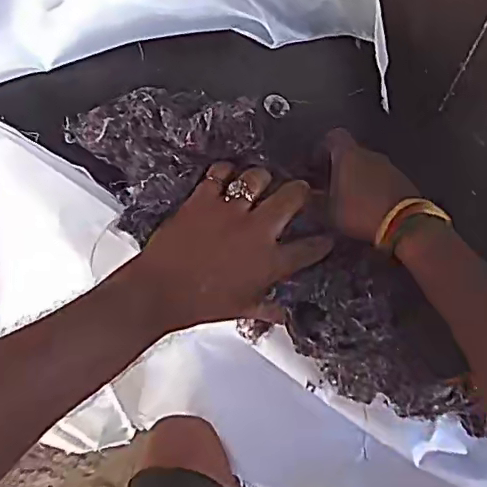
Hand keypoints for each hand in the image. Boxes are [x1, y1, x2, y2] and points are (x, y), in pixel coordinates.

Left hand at [115, 163, 334, 332]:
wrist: (160, 291)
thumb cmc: (200, 305)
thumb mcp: (240, 309)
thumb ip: (265, 309)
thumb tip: (280, 315)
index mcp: (270, 262)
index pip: (309, 248)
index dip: (322, 241)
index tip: (326, 237)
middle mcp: (257, 231)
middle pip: (294, 197)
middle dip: (301, 191)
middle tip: (299, 193)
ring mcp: (230, 211)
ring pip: (259, 178)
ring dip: (263, 178)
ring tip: (261, 183)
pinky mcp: (203, 200)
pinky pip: (220, 173)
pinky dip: (225, 171)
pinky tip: (226, 175)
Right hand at [322, 129, 420, 242]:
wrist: (403, 223)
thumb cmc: (360, 211)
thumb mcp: (328, 211)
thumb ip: (312, 201)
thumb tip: (303, 195)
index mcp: (348, 155)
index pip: (333, 136)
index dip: (323, 148)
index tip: (316, 165)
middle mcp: (369, 154)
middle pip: (350, 152)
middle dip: (338, 166)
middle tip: (329, 186)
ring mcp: (389, 166)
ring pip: (366, 165)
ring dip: (356, 177)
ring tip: (348, 199)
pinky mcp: (402, 179)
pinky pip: (381, 178)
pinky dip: (372, 186)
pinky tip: (368, 205)